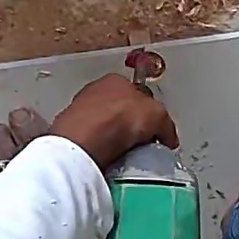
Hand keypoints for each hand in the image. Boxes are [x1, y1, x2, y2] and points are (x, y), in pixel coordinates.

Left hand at [49, 74, 179, 168]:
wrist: (87, 140)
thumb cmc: (121, 117)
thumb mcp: (160, 116)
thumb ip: (167, 125)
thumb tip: (169, 139)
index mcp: (116, 80)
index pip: (139, 94)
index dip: (150, 112)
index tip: (155, 130)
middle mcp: (95, 91)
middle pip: (121, 111)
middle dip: (132, 127)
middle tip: (142, 144)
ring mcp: (80, 112)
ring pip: (105, 128)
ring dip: (116, 141)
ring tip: (126, 154)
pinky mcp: (70, 134)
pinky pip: (93, 143)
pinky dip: (102, 151)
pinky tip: (110, 159)